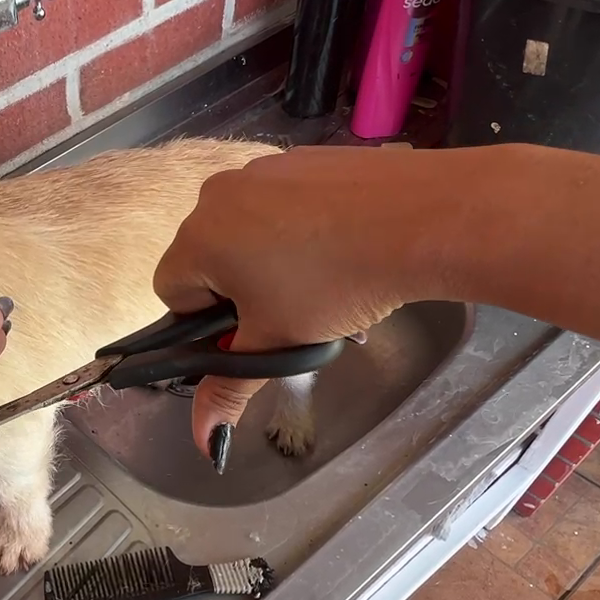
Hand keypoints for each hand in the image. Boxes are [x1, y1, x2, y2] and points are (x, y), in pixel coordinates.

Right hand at [153, 145, 490, 454]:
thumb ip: (230, 390)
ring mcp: (260, 167)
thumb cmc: (336, 284)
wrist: (427, 218)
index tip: (249, 328)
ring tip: (321, 278)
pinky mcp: (302, 156)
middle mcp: (216, 194)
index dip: (204, 321)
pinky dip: (297, 226)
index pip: (171, 291)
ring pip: (243, 230)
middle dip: (235, 289)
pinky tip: (339, 245)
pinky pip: (279, 203)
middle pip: (205, 258)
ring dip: (265, 258)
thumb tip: (202, 442)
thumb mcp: (277, 343)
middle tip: (286, 309)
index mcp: (198, 238)